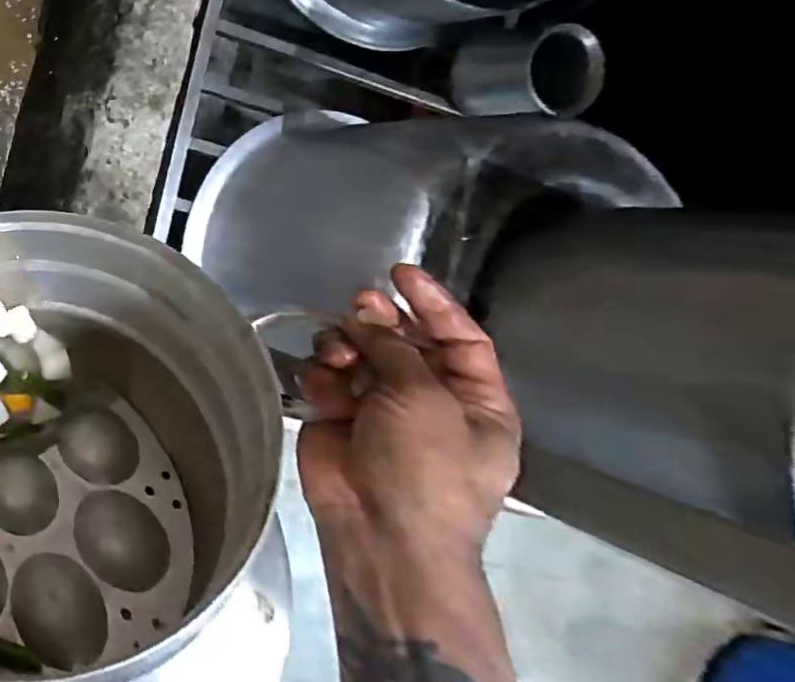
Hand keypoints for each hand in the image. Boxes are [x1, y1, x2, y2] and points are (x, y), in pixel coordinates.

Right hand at [298, 264, 521, 557]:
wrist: (379, 524)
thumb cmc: (425, 465)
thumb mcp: (426, 399)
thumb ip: (395, 348)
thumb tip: (364, 313)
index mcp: (473, 399)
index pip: (459, 337)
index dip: (432, 302)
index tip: (399, 272)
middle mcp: (425, 396)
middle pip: (399, 339)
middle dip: (377, 321)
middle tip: (358, 305)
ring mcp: (377, 404)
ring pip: (354, 351)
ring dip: (344, 348)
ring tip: (339, 362)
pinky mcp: (336, 411)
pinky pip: (325, 374)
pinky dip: (322, 376)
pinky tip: (325, 390)